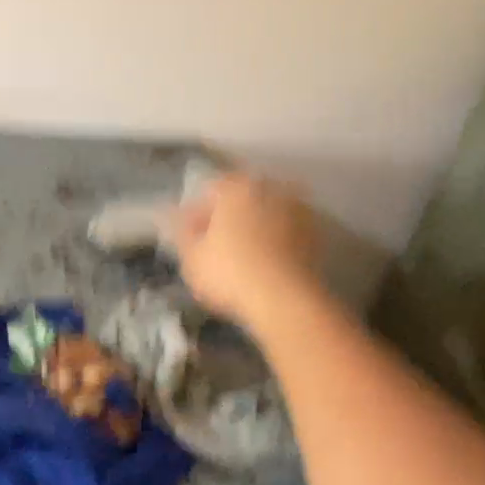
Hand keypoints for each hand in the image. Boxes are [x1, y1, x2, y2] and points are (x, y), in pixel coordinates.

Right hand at [168, 173, 323, 327]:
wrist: (283, 298)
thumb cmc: (229, 273)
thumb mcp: (192, 258)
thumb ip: (181, 232)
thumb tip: (169, 215)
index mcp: (236, 187)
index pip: (209, 189)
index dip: (196, 212)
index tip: (190, 235)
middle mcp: (269, 186)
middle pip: (241, 197)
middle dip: (227, 216)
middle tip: (215, 245)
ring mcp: (296, 206)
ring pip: (265, 212)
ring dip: (253, 227)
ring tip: (241, 256)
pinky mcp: (314, 230)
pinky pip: (286, 230)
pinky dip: (275, 240)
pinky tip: (265, 263)